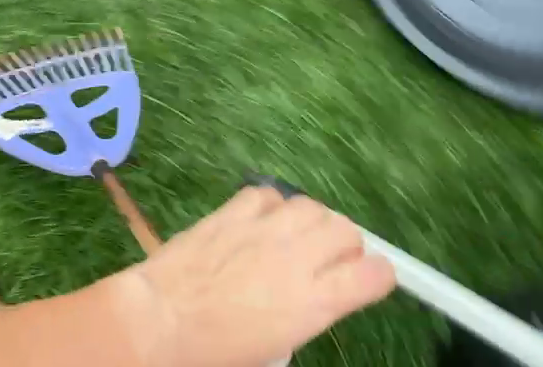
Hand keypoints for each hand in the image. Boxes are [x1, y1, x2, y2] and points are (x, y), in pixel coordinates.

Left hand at [105, 187, 396, 366]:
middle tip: (329, 257)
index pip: (373, 274)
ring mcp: (262, 229)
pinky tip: (261, 219)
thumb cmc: (219, 348)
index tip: (369, 277)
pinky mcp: (231, 212)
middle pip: (345, 230)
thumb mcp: (279, 343)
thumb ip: (308, 309)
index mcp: (315, 302)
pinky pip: (265, 193)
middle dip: (346, 243)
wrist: (164, 319)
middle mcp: (296, 259)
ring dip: (311, 220)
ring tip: (297, 236)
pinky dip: (270, 203)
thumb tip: (314, 292)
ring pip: (310, 205)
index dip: (377, 274)